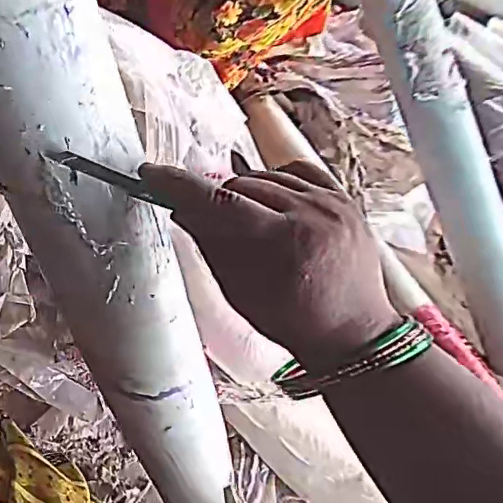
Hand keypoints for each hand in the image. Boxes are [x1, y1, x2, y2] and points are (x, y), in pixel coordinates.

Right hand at [141, 160, 397, 367]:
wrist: (350, 331)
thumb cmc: (288, 317)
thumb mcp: (235, 285)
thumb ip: (209, 240)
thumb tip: (180, 208)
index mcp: (281, 238)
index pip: (217, 199)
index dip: (178, 185)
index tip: (152, 173)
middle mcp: (311, 212)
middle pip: (239, 184)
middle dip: (211, 197)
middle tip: (195, 213)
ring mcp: (333, 203)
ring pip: (266, 176)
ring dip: (241, 191)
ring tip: (235, 216)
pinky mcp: (344, 199)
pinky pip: (299, 172)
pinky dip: (274, 180)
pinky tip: (264, 198)